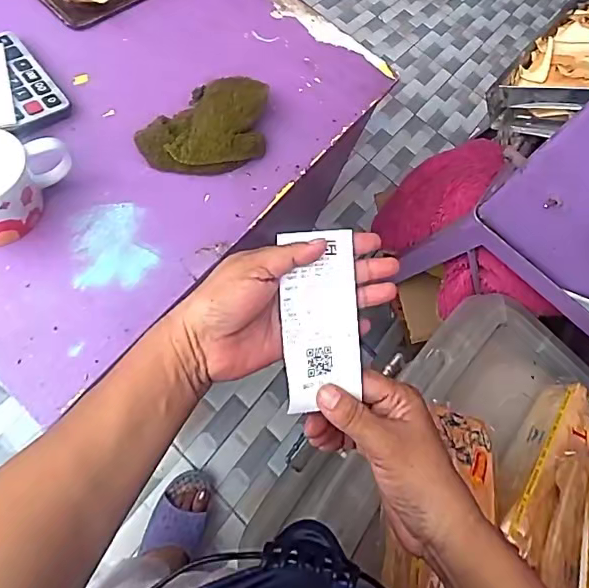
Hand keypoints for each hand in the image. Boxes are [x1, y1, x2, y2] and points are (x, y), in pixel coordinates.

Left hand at [171, 233, 399, 386]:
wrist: (199, 345)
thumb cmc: (216, 302)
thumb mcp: (251, 268)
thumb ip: (287, 258)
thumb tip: (318, 244)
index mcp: (280, 264)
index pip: (321, 251)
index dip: (348, 246)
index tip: (370, 242)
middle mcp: (292, 287)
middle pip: (337, 276)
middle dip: (365, 270)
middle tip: (389, 265)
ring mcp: (295, 313)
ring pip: (337, 302)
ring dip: (362, 296)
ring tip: (387, 291)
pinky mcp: (294, 340)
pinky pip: (326, 333)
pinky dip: (346, 328)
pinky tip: (363, 323)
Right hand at [309, 371, 483, 557]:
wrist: (438, 528)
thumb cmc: (429, 484)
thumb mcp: (384, 444)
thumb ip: (353, 417)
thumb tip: (328, 393)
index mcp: (401, 399)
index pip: (361, 379)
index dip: (336, 382)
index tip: (311, 387)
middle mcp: (394, 412)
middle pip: (353, 397)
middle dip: (329, 405)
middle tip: (308, 413)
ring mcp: (386, 433)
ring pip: (350, 417)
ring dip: (330, 423)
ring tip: (314, 431)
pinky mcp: (380, 453)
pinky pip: (353, 435)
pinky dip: (337, 437)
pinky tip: (327, 442)